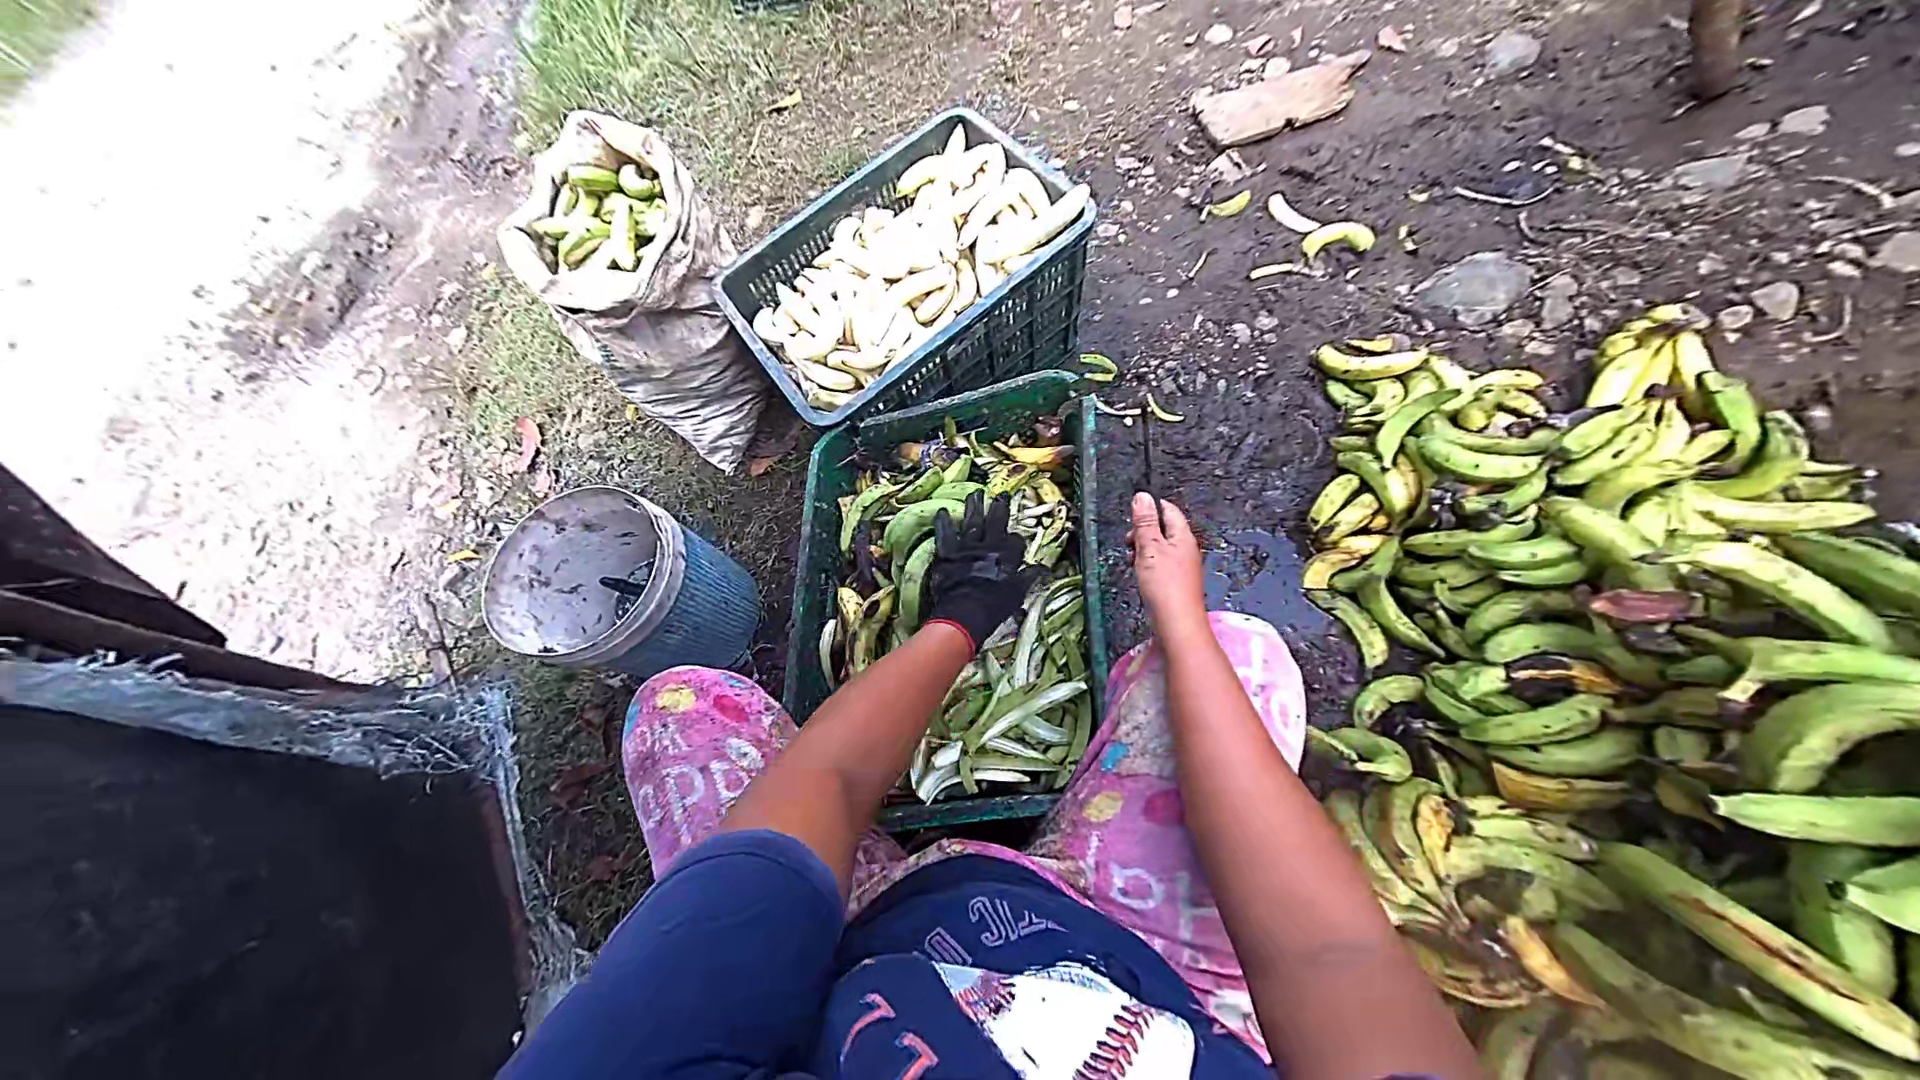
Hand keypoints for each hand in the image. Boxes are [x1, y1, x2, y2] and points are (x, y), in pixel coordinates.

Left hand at [925, 493, 1033, 651]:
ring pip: (972, 522)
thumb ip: (1029, 577)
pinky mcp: (947, 552)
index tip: (1015, 542)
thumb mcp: (1017, 593)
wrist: (964, 611)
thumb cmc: (994, 606)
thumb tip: (1044, 569)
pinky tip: (941, 512)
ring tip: (976, 493)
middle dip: (1000, 507)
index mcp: (1006, 555)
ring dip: (974, 507)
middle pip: (996, 522)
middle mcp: (988, 545)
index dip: (1016, 541)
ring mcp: (966, 547)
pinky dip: (943, 523)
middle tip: (1002, 494)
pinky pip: (945, 534)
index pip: (1015, 541)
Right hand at [1131, 491, 1205, 637]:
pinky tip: (1139, 572)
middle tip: (1129, 541)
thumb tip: (1142, 496)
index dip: (1150, 508)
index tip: (1132, 516)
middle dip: (1143, 530)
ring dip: (1143, 548)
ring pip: (1159, 546)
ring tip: (1132, 558)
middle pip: (1163, 528)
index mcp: (1182, 536)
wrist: (1177, 623)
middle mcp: (1185, 548)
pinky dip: (1147, 563)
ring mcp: (1181, 565)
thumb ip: (1145, 522)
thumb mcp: (1150, 548)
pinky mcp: (1175, 580)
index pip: (1168, 510)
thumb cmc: (1164, 585)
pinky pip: (1159, 563)